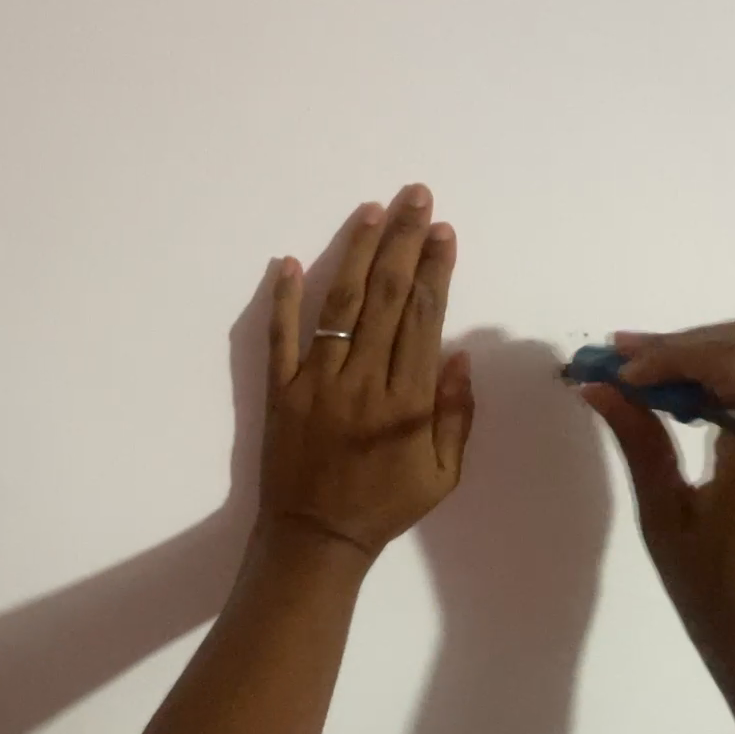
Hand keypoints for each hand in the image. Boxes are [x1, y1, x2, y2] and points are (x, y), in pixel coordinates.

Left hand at [257, 184, 473, 557]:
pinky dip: (281, 299)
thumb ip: (455, 413)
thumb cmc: (383, 507)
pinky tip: (286, 261)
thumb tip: (456, 351)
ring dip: (353, 254)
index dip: (434, 270)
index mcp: (406, 400)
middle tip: (415, 197)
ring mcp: (314, 382)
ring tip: (370, 211)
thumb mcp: (442, 475)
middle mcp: (361, 380)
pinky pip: (279, 337)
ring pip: (337, 305)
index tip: (443, 231)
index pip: (422, 317)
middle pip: (384, 297)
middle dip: (403, 242)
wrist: (314, 537)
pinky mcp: (278, 391)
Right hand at [580, 320, 734, 665]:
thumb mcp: (667, 518)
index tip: (615, 371)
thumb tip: (599, 388)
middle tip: (620, 362)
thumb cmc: (720, 598)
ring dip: (705, 363)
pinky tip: (690, 413)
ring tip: (644, 384)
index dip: (669, 351)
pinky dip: (732, 389)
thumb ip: (640, 441)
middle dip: (683, 346)